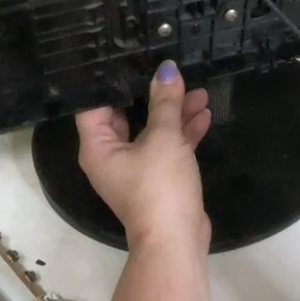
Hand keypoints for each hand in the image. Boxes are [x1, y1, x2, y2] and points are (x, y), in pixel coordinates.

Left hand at [77, 61, 213, 252]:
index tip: (130, 59)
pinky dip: (182, 134)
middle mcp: (111, 157)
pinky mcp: (157, 180)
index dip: (111, 82)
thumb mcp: (164, 138)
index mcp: (97, 147)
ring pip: (152, 132)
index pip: (95, 105)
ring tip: (199, 91)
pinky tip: (204, 115)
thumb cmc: (159, 187)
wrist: (175, 241)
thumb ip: (165, 102)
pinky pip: (166, 148)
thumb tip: (167, 70)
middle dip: (151, 95)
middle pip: (127, 116)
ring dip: (174, 113)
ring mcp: (135, 170)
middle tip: (170, 70)